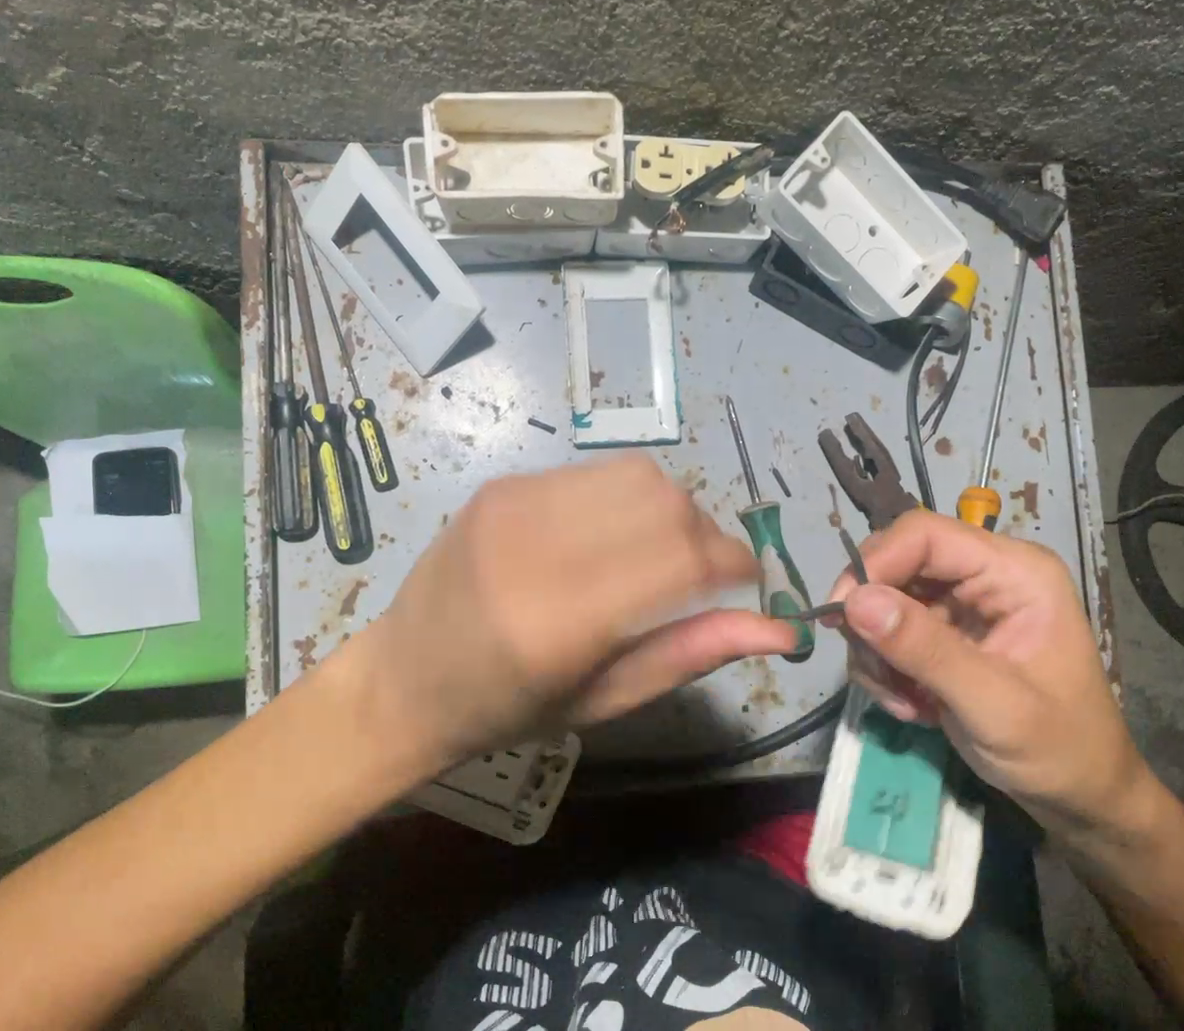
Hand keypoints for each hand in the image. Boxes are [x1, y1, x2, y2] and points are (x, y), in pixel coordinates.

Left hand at [326, 456, 801, 770]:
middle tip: (704, 576)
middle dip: (707, 535)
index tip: (750, 582)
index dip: (734, 563)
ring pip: (638, 475)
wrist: (403, 679)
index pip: (682, 559)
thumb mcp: (604, 701)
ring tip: (661, 553)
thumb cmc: (506, 712)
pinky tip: (612, 535)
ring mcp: (513, 506)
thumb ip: (691, 655)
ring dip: (671, 510)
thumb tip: (780, 629)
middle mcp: (536, 548)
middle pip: (666, 504)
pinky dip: (626, 499)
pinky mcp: (502, 486)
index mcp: (560, 622)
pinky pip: (595, 472)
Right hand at [825, 510, 1151, 835]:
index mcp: (1015, 572)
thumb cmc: (1058, 749)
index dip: (876, 563)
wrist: (1078, 796)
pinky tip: (910, 706)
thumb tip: (854, 601)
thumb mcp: (995, 705)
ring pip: (882, 600)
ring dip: (876, 652)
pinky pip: (886, 632)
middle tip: (872, 671)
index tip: (843, 615)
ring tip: (902, 701)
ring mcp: (961, 604)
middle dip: (871, 618)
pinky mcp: (942, 633)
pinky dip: (883, 669)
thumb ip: (926, 650)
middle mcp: (984, 575)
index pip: (925, 535)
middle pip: (895, 563)